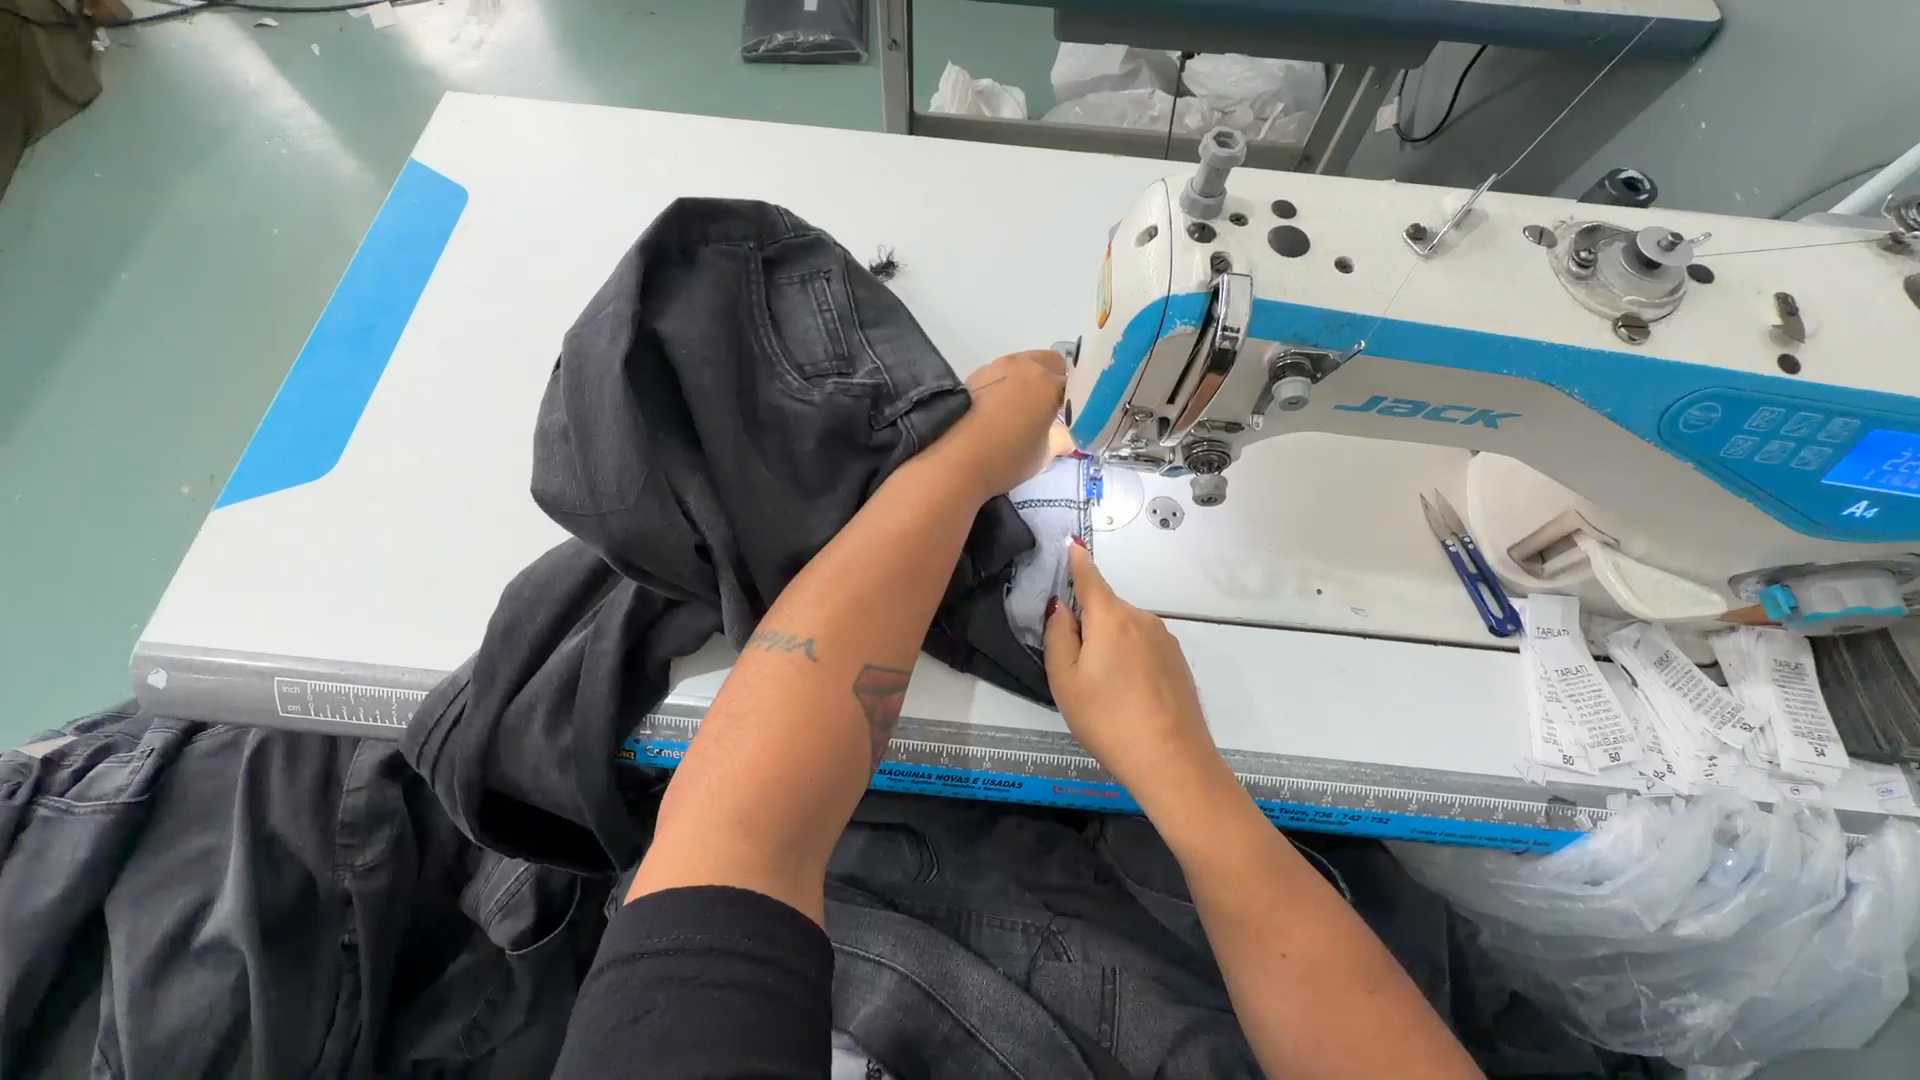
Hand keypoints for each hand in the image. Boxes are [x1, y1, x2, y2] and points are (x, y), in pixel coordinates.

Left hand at [928, 350, 1066, 502]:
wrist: (954, 462)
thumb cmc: (1006, 459)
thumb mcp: (1042, 454)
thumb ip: (1060, 440)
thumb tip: (1068, 437)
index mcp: (1046, 383)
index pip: (1075, 384)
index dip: (1077, 401)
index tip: (1074, 417)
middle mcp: (1023, 366)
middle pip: (1050, 362)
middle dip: (1056, 380)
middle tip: (1053, 409)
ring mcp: (995, 368)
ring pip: (1024, 364)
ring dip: (1030, 380)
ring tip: (1025, 409)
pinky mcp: (974, 377)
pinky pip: (1001, 374)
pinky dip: (1008, 385)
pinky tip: (1001, 410)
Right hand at [1043, 540, 1223, 796]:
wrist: (1172, 760)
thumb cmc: (1108, 719)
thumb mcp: (1065, 681)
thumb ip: (1058, 636)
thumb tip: (1061, 607)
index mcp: (1110, 617)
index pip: (1090, 577)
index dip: (1077, 561)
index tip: (1072, 544)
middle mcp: (1142, 619)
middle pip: (1106, 609)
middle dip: (1089, 625)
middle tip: (1075, 670)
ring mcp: (1165, 640)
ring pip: (1126, 630)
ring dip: (1110, 645)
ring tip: (1103, 691)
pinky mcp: (1178, 662)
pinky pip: (1144, 648)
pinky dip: (1131, 660)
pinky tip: (1128, 697)